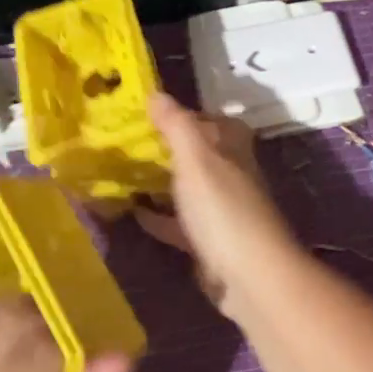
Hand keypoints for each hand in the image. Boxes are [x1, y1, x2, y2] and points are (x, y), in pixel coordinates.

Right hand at [136, 93, 299, 317]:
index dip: (189, 115)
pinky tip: (133, 214)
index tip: (151, 113)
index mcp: (234, 151)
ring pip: (190, 190)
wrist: (249, 278)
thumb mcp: (197, 161)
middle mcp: (233, 178)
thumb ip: (178, 127)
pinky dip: (160, 218)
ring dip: (163, 183)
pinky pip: (181, 225)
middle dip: (169, 150)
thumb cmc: (223, 211)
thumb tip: (157, 93)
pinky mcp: (211, 245)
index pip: (216, 123)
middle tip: (127, 143)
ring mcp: (223, 213)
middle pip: (201, 157)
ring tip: (122, 174)